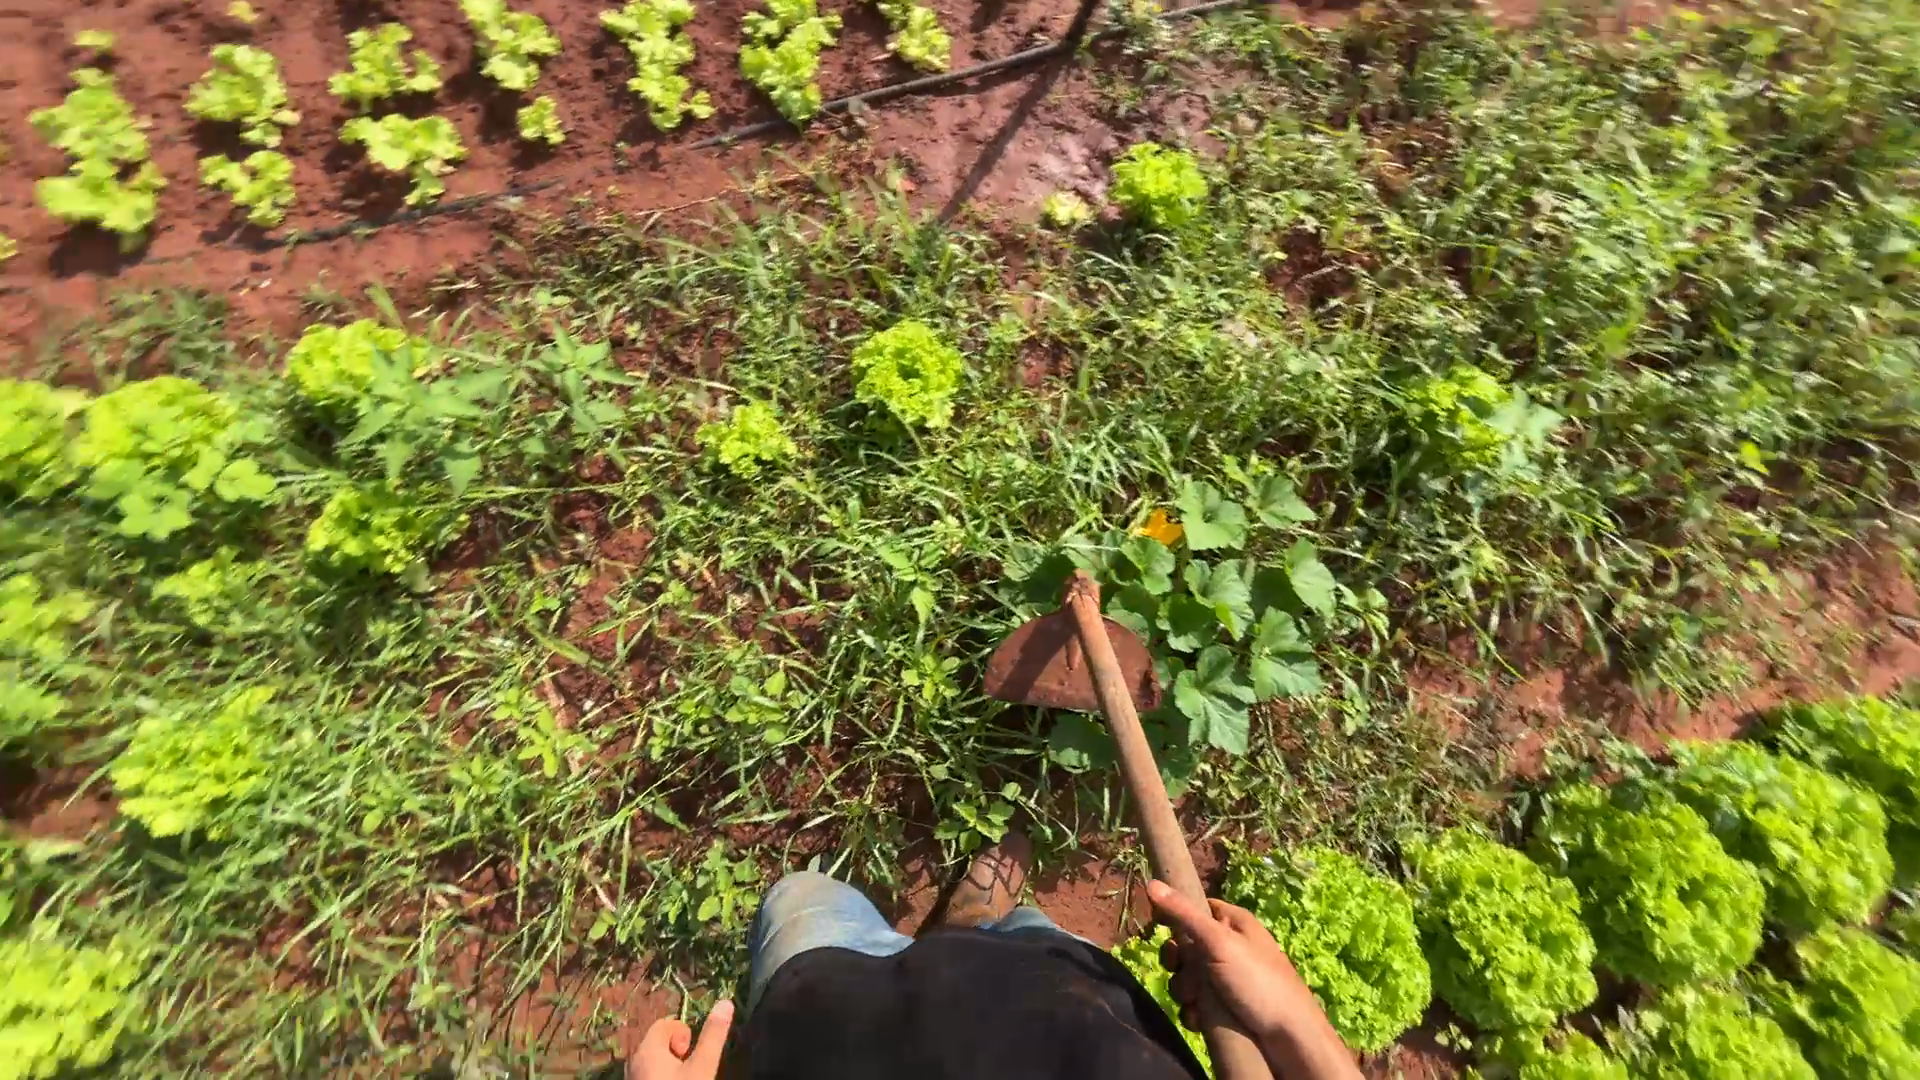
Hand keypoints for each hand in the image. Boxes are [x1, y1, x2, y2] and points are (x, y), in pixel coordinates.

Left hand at [628, 1000, 733, 1079]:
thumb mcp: (702, 1068)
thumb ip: (713, 1035)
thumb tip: (725, 1002)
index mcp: (647, 1051)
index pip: (663, 1024)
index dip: (682, 1033)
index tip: (691, 1053)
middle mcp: (634, 1064)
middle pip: (657, 1043)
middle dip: (676, 1051)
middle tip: (689, 1069)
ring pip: (652, 1064)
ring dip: (669, 1067)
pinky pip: (647, 1078)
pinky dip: (660, 1079)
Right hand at [1147, 880, 1358, 1079]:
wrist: (1293, 1042)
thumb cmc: (1258, 982)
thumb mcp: (1218, 942)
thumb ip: (1184, 914)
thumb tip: (1150, 883)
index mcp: (1233, 922)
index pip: (1194, 908)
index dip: (1176, 919)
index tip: (1162, 930)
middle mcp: (1231, 947)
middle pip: (1187, 945)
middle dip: (1178, 962)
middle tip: (1181, 972)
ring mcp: (1229, 979)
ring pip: (1189, 977)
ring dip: (1184, 989)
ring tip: (1195, 1002)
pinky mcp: (1228, 1008)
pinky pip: (1198, 1003)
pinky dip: (1194, 1011)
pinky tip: (1198, 1019)